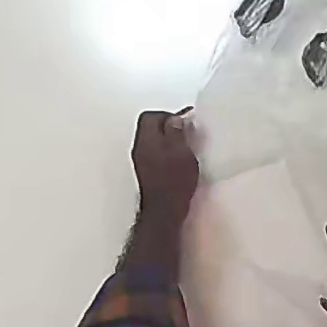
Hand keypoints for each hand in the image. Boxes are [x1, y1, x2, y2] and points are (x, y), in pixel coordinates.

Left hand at [131, 109, 198, 224]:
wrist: (164, 211)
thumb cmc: (174, 180)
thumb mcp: (181, 150)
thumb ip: (176, 131)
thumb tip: (175, 119)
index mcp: (146, 139)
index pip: (150, 117)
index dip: (168, 115)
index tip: (184, 120)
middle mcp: (139, 149)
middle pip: (150, 128)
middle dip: (168, 127)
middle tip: (186, 131)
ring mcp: (142, 163)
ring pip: (153, 142)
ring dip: (168, 140)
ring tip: (186, 146)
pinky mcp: (147, 174)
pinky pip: (155, 155)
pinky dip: (167, 152)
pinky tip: (180, 161)